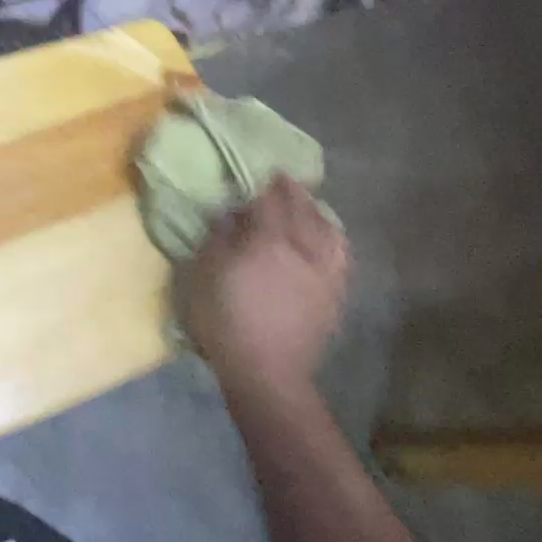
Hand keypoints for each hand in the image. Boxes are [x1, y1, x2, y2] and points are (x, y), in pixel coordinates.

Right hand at [183, 175, 348, 398]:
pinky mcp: (335, 290)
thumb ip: (216, 239)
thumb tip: (227, 215)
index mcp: (268, 240)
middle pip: (300, 206)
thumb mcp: (202, 276)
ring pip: (326, 225)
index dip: (258, 181)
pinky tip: (325, 235)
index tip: (249, 170)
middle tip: (276, 178)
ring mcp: (324, 269)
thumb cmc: (224, 321)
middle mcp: (303, 247)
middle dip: (288, 189)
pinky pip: (339, 251)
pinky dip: (331, 234)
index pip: (266, 198)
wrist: (266, 371)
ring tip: (303, 204)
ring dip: (313, 209)